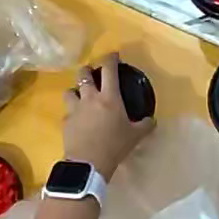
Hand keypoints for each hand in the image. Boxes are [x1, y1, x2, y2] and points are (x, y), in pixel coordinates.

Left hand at [62, 53, 154, 180]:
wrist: (89, 163)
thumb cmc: (115, 146)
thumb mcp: (135, 136)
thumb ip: (145, 125)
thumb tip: (152, 120)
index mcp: (109, 97)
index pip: (109, 69)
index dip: (110, 58)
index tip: (113, 55)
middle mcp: (90, 98)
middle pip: (83, 74)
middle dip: (87, 70)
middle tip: (92, 74)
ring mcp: (75, 109)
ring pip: (69, 90)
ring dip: (75, 90)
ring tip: (80, 97)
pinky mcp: (65, 121)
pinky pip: (67, 112)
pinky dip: (72, 113)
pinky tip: (77, 121)